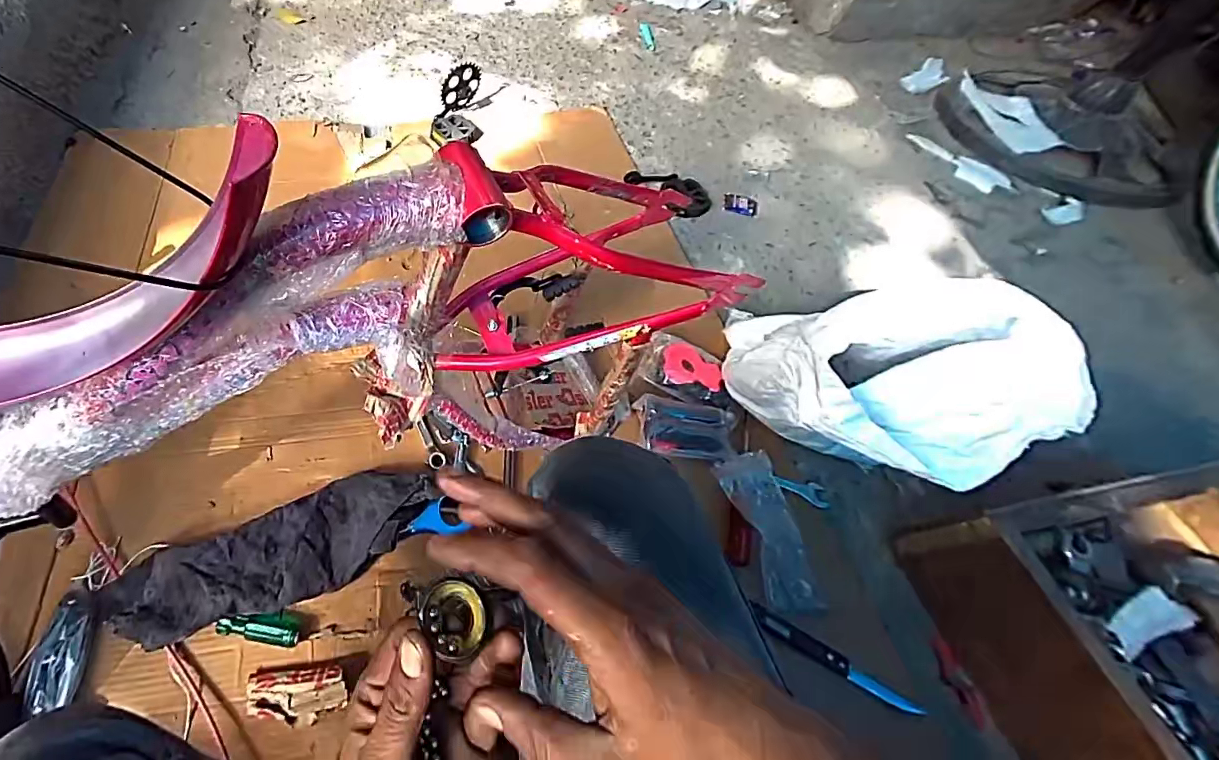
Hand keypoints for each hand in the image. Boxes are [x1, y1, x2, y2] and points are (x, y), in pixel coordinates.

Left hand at [341, 615, 524, 759]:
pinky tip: (513, 689)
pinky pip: (489, 723)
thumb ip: (399, 705)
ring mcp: (445, 733)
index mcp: (381, 700)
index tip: (460, 611)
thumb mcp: (380, 757)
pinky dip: (504, 703)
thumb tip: (415, 643)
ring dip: (492, 665)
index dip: (433, 624)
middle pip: (446, 664)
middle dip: (473, 643)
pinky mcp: (471, 753)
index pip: (406, 646)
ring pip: (471, 688)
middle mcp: (416, 709)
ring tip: (511, 647)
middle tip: (497, 629)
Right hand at [428, 472, 855, 759]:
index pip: (532, 568)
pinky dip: (545, 527)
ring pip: (568, 526)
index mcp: (611, 630)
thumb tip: (485, 705)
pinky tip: (528, 535)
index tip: (438, 544)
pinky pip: (584, 542)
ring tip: (475, 500)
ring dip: (519, 507)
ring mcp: (638, 583)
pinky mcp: (648, 590)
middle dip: (495, 498)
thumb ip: (542, 736)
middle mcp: (623, 589)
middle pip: (550, 524)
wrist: (780, 753)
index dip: (479, 549)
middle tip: (450, 485)